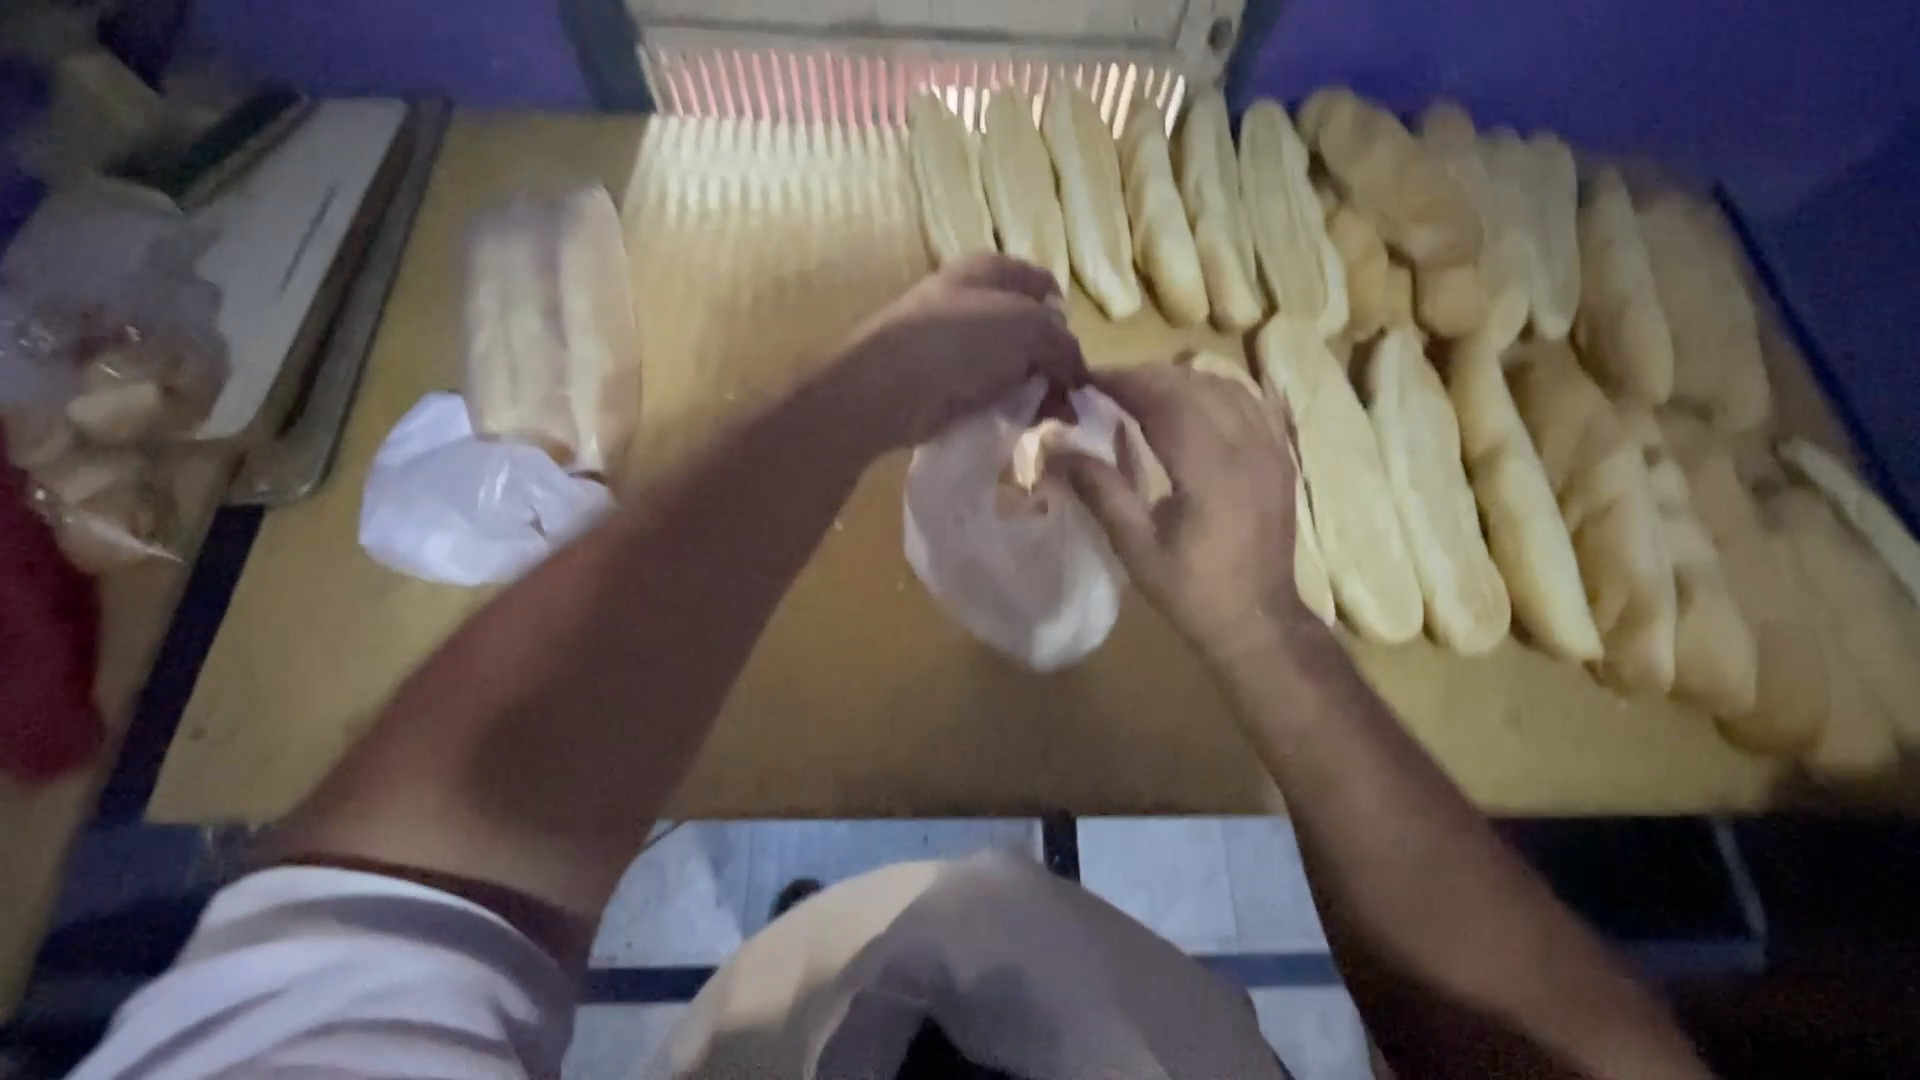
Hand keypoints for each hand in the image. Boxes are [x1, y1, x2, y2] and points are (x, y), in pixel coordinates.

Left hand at [828, 254, 1086, 449]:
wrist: (888, 386)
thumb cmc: (961, 341)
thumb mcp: (1028, 327)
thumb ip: (1063, 344)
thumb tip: (1076, 372)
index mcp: (991, 270)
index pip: (1045, 287)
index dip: (1065, 321)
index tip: (1074, 358)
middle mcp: (973, 300)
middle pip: (1029, 331)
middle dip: (1052, 364)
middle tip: (1067, 401)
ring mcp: (954, 344)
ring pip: (1010, 366)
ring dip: (1032, 392)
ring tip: (1046, 420)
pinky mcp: (943, 382)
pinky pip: (987, 392)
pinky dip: (1004, 408)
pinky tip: (1016, 426)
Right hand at [1056, 363, 1322, 665]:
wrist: (1256, 620)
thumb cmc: (1191, 590)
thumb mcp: (1136, 547)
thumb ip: (1100, 490)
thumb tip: (1056, 449)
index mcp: (1210, 471)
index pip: (1165, 401)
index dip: (1125, 383)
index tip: (1088, 379)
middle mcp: (1247, 448)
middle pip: (1194, 386)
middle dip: (1147, 377)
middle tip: (1106, 385)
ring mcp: (1271, 450)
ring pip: (1226, 387)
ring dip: (1181, 381)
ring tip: (1143, 391)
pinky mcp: (1281, 457)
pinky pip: (1251, 404)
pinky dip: (1216, 392)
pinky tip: (1193, 401)